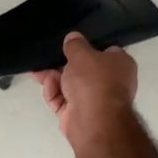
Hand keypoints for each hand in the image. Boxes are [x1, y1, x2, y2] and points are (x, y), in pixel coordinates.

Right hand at [32, 32, 137, 147]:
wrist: (93, 120)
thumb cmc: (93, 80)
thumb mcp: (82, 54)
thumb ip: (75, 44)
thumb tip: (73, 37)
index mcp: (120, 65)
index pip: (105, 51)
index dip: (87, 47)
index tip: (70, 43)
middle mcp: (110, 82)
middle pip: (82, 69)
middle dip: (62, 64)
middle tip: (47, 56)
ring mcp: (93, 100)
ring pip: (69, 85)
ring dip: (54, 78)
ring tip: (37, 70)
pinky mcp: (77, 114)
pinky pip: (63, 100)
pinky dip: (54, 92)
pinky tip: (45, 85)